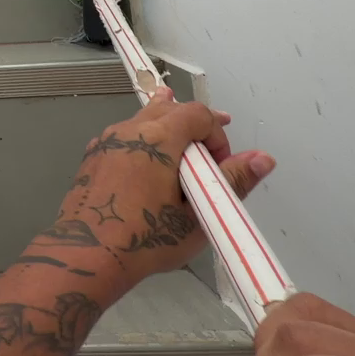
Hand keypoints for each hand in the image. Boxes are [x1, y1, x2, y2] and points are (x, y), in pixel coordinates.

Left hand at [27, 87, 273, 284]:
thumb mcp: (200, 213)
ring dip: (166, 126)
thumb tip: (263, 158)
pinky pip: (125, 136)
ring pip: (142, 120)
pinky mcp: (94, 154)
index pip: (196, 113)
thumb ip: (231, 181)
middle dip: (194, 123)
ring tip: (184, 137)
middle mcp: (128, 129)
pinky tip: (149, 154)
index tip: (221, 164)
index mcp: (157, 137)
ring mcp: (106, 140)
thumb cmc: (149, 234)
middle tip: (212, 145)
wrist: (90, 247)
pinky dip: (144, 139)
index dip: (216, 133)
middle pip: (166, 109)